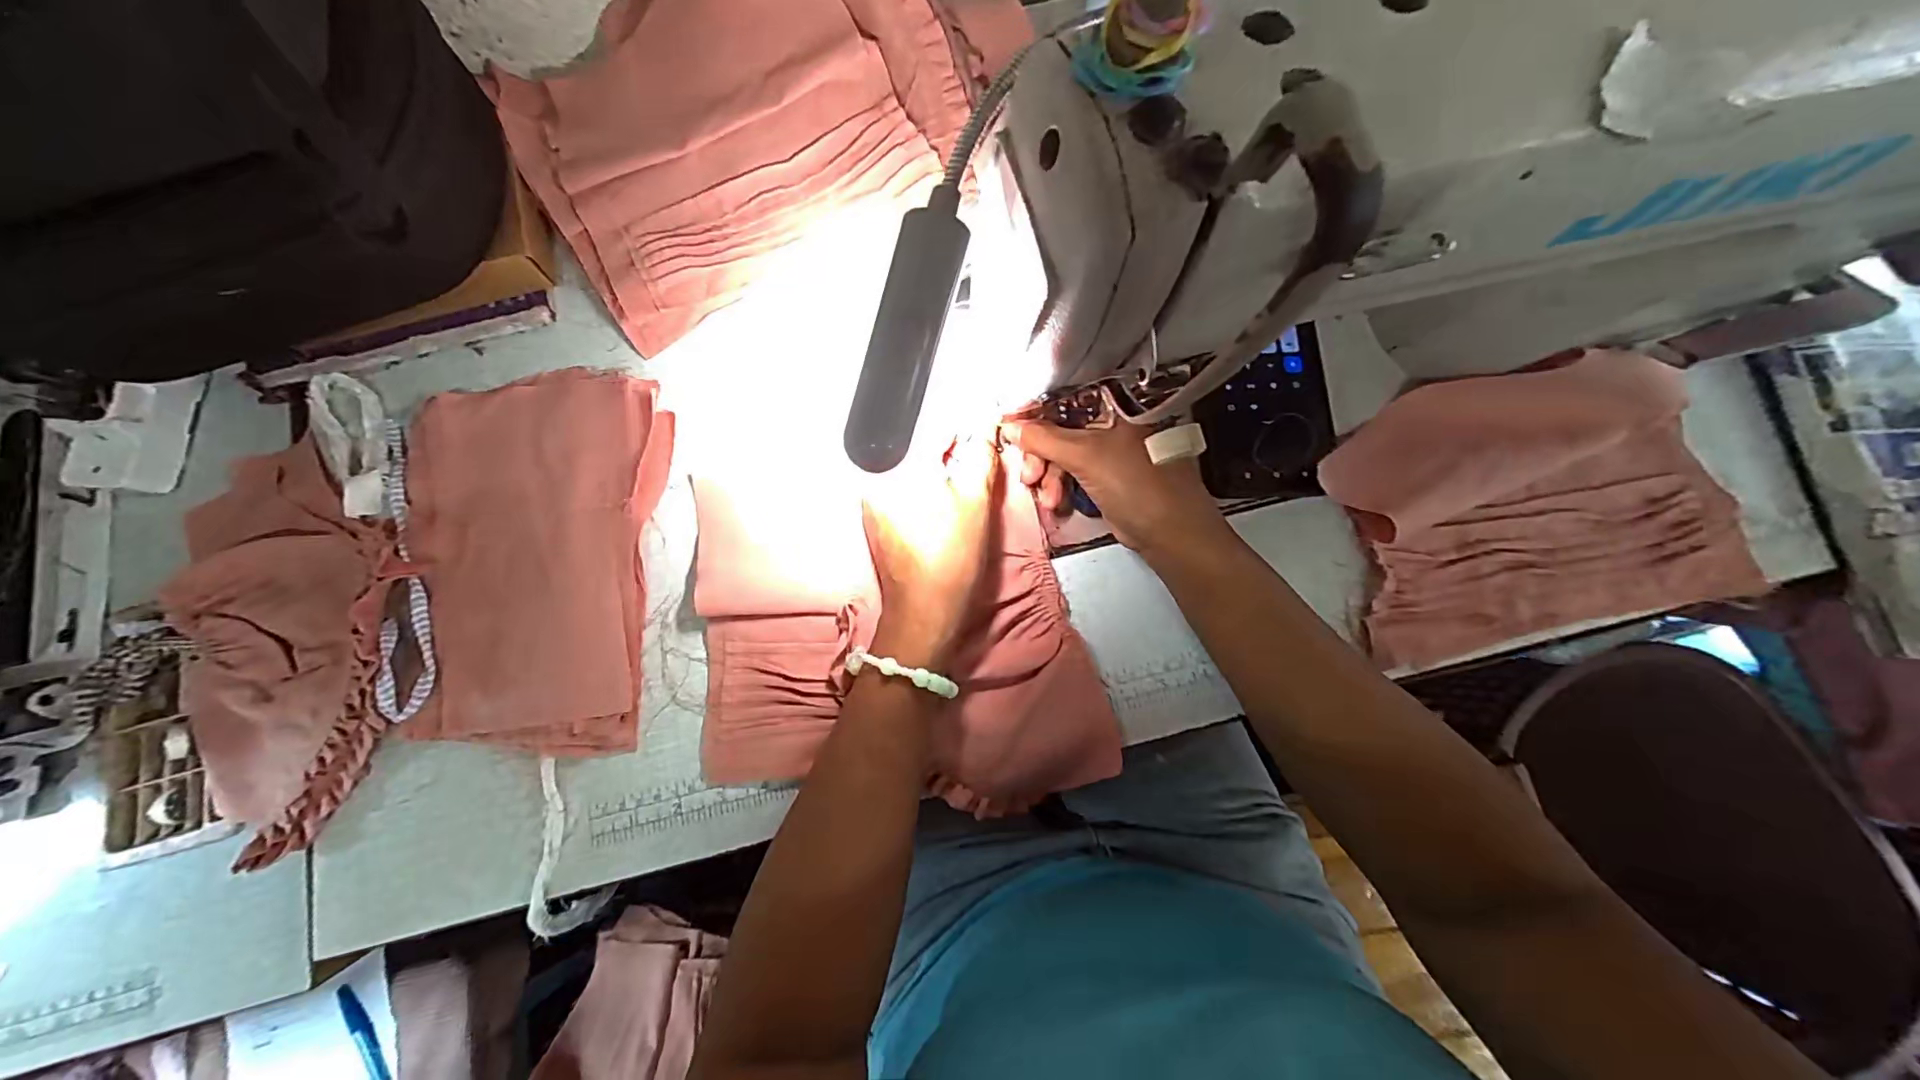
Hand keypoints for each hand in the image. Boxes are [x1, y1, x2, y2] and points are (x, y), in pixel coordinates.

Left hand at [861, 437, 1001, 671]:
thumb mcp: (977, 502)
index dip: (966, 424)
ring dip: (939, 466)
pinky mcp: (875, 516)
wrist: (922, 614)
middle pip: (920, 441)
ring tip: (963, 486)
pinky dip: (926, 486)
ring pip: (913, 464)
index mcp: (896, 465)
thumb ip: (980, 455)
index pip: (935, 422)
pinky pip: (904, 485)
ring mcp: (871, 497)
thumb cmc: (950, 561)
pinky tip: (944, 506)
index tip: (986, 432)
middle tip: (978, 461)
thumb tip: (984, 430)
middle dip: (951, 446)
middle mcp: (874, 475)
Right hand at [1000, 421, 1222, 556]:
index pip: (1064, 398)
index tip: (1010, 429)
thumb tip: (1009, 426)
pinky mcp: (1105, 475)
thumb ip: (1044, 438)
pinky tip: (1055, 501)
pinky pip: (1072, 472)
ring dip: (1048, 476)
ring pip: (1062, 453)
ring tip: (1048, 498)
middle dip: (1040, 454)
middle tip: (1030, 476)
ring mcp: (1109, 449)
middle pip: (1059, 427)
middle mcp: (1112, 421)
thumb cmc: (1137, 484)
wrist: (1170, 532)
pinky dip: (1060, 486)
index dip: (1035, 413)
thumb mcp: (1086, 456)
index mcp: (1115, 404)